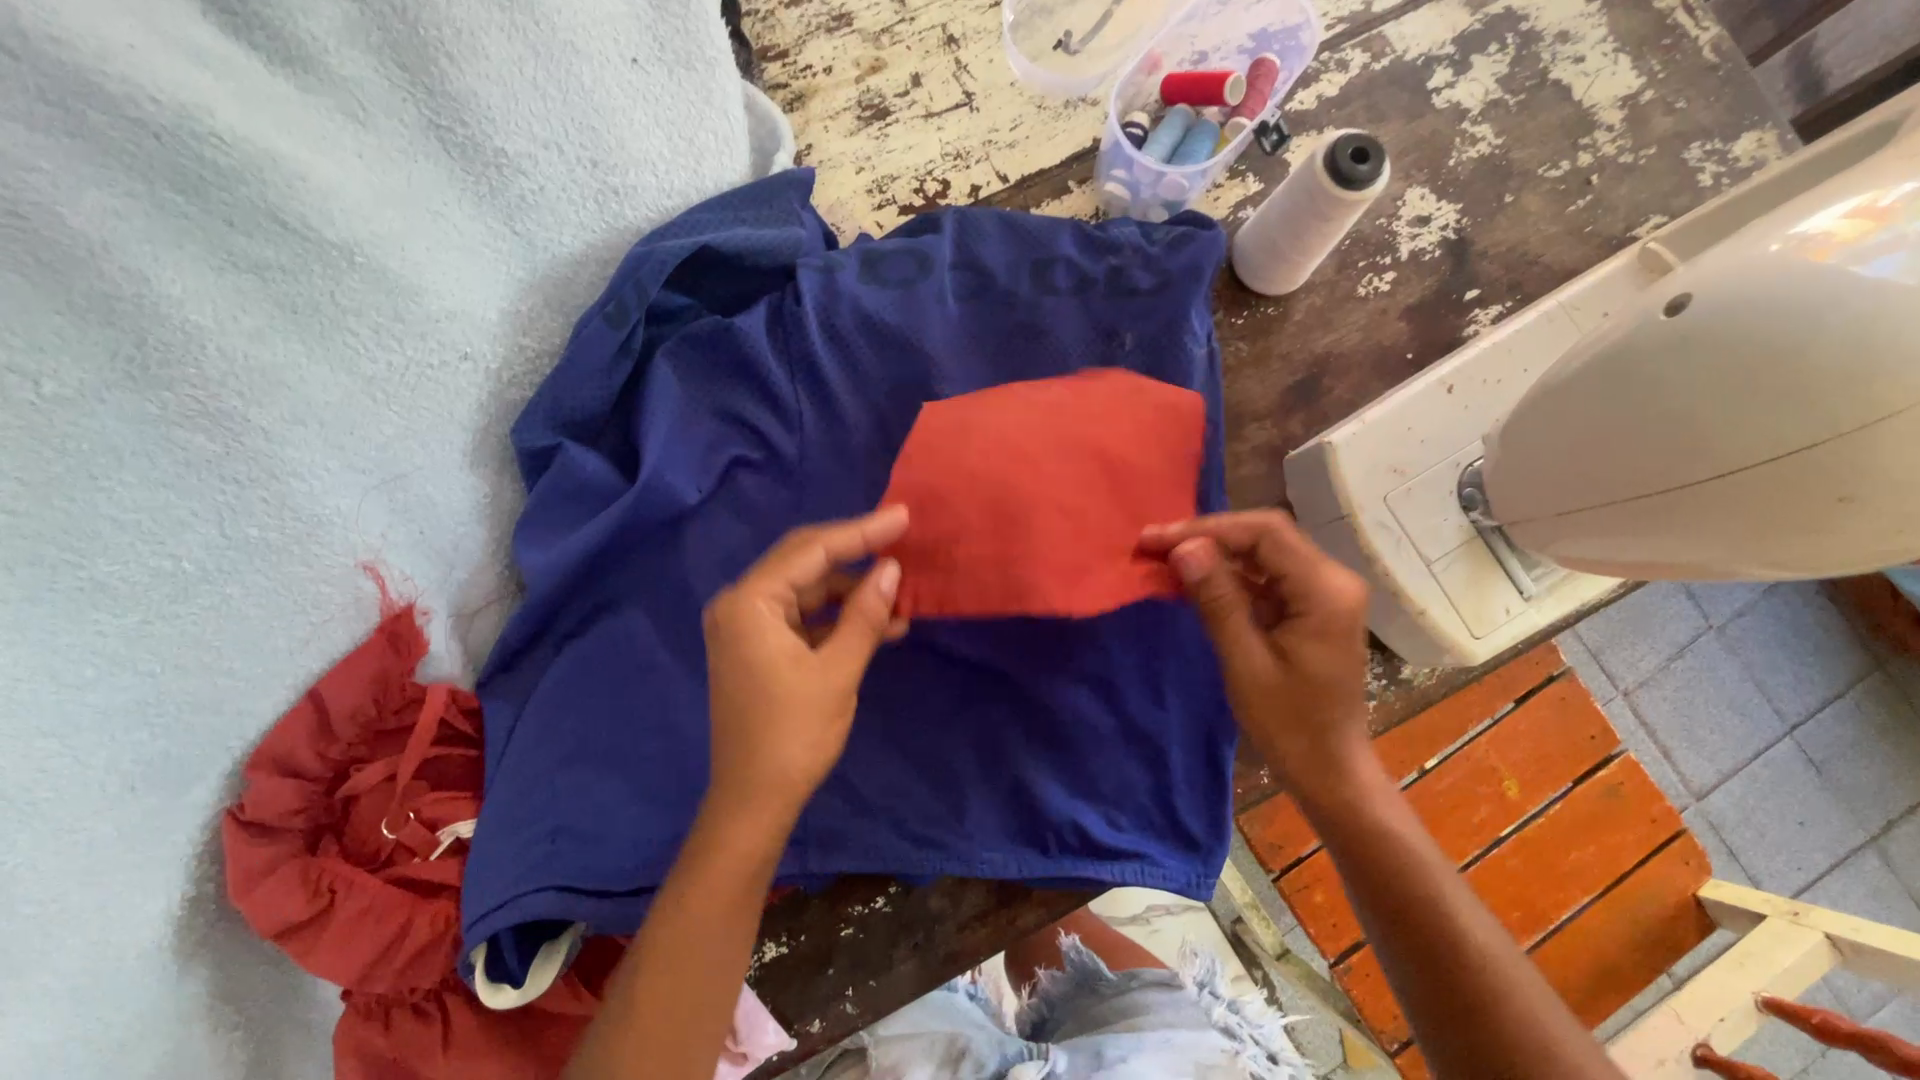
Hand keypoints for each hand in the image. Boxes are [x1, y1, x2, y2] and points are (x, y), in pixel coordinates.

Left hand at [701, 506, 909, 818]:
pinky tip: (880, 626)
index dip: (861, 531)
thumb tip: (892, 569)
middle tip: (904, 538)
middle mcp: (739, 604)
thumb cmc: (794, 735)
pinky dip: (837, 620)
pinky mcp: (757, 648)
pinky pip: (802, 618)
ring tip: (901, 598)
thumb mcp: (837, 672)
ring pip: (807, 592)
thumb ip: (864, 615)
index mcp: (749, 602)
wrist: (754, 799)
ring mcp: (745, 627)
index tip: (903, 517)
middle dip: (856, 554)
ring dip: (851, 593)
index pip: (812, 551)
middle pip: (805, 562)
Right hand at [1140, 511, 1372, 799]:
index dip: (1207, 529)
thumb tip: (1184, 549)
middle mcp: (1331, 580)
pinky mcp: (1309, 608)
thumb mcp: (1245, 663)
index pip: (1265, 533)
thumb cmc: (1289, 724)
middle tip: (1151, 545)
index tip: (1157, 540)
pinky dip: (1227, 578)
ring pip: (1262, 555)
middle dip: (1205, 537)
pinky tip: (1189, 582)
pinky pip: (1265, 579)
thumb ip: (1217, 601)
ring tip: (1161, 560)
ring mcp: (1322, 593)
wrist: (1329, 768)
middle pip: (1264, 537)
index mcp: (1325, 590)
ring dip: (1212, 556)